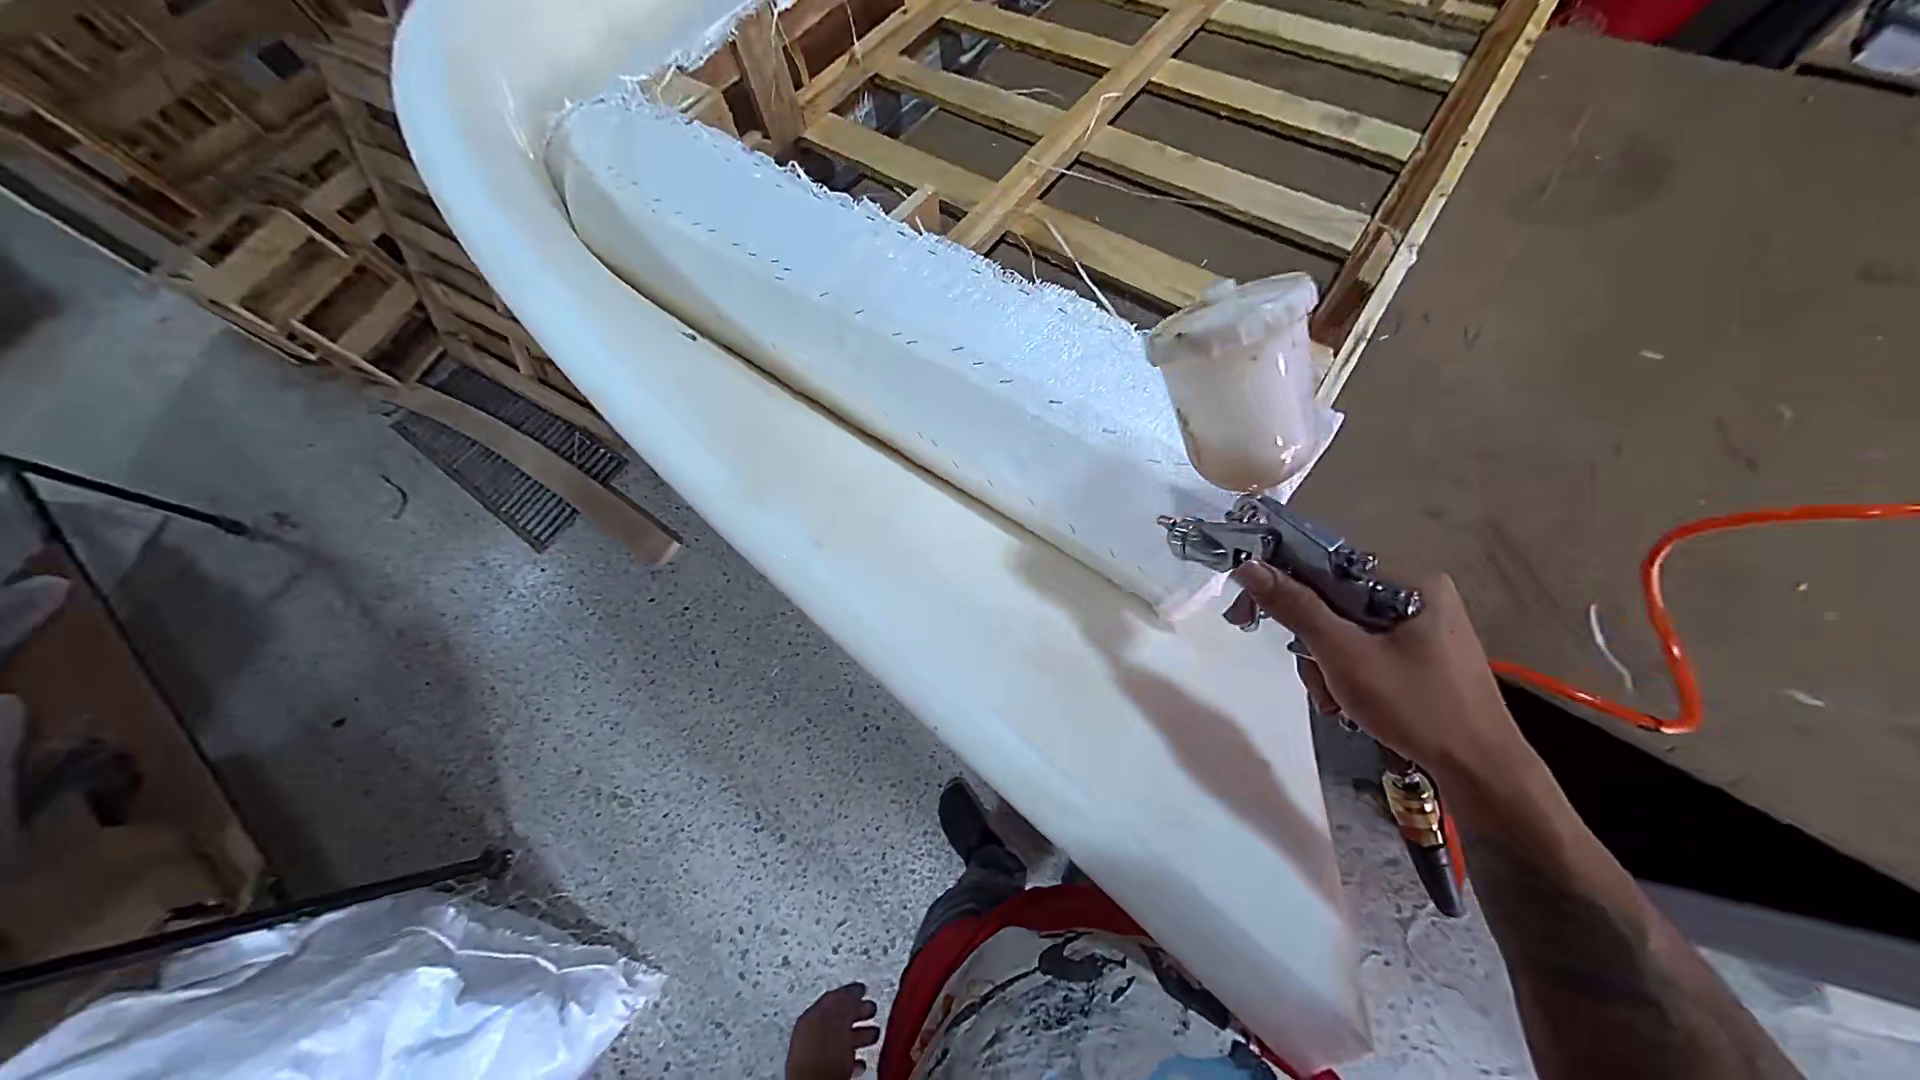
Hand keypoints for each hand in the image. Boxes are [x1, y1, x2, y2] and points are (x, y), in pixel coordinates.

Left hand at [786, 982, 880, 1079]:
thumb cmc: (824, 1058)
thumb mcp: (841, 1022)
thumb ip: (847, 1004)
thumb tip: (854, 995)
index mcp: (811, 1017)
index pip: (833, 997)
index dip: (851, 992)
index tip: (863, 989)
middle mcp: (809, 1034)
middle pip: (837, 1017)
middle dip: (857, 1012)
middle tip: (872, 1009)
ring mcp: (813, 1055)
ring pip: (840, 1039)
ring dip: (858, 1035)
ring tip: (873, 1035)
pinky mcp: (820, 1074)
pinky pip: (838, 1060)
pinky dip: (851, 1057)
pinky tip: (860, 1062)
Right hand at [1227, 562, 1530, 788]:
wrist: (1482, 773)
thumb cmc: (1416, 707)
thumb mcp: (1344, 654)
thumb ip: (1296, 607)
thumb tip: (1249, 567)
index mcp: (1410, 582)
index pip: (1328, 566)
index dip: (1284, 585)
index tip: (1252, 611)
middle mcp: (1418, 595)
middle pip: (1334, 602)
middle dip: (1313, 643)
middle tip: (1316, 678)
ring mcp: (1422, 626)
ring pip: (1344, 629)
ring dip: (1327, 665)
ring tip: (1335, 699)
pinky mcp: (1422, 654)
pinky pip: (1364, 648)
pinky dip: (1346, 673)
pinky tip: (1349, 701)